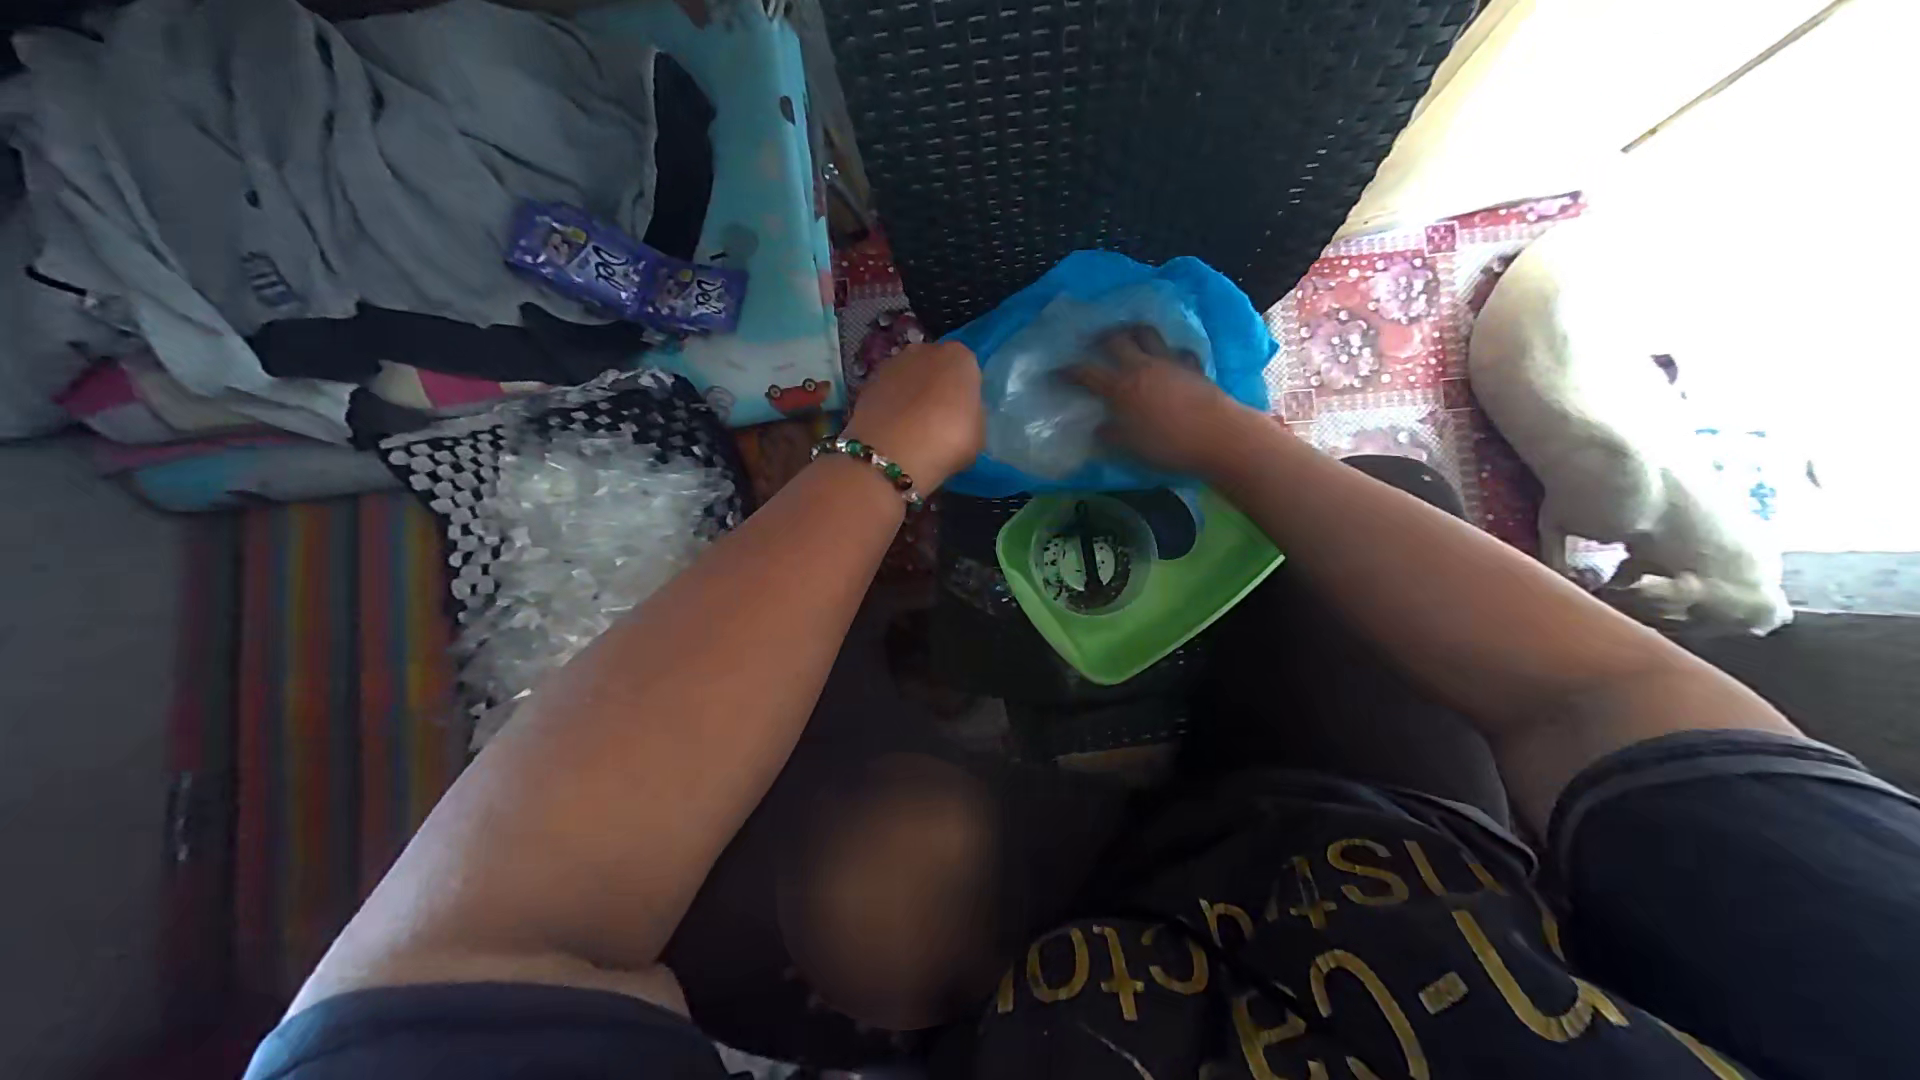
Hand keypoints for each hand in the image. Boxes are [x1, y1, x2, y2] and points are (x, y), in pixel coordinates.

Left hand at [843, 341, 984, 491]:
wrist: (892, 454)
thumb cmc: (948, 440)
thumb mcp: (979, 433)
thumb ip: (972, 414)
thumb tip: (962, 412)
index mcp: (959, 356)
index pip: (967, 368)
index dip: (965, 391)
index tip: (963, 413)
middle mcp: (925, 350)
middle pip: (936, 367)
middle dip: (936, 387)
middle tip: (938, 420)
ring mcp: (892, 364)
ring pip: (909, 378)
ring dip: (911, 396)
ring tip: (912, 429)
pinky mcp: (867, 382)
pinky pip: (888, 393)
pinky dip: (891, 406)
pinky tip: (893, 431)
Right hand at [1064, 325, 1268, 476]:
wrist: (1217, 436)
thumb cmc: (1167, 445)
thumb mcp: (1130, 447)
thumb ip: (1110, 436)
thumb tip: (1099, 429)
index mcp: (1120, 387)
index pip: (1086, 373)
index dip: (1068, 372)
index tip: (1056, 372)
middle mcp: (1142, 367)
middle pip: (1117, 340)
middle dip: (1102, 337)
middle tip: (1094, 340)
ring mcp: (1169, 363)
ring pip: (1148, 335)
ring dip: (1135, 331)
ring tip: (1129, 335)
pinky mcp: (1193, 367)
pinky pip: (1178, 352)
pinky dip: (1170, 353)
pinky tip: (1170, 359)